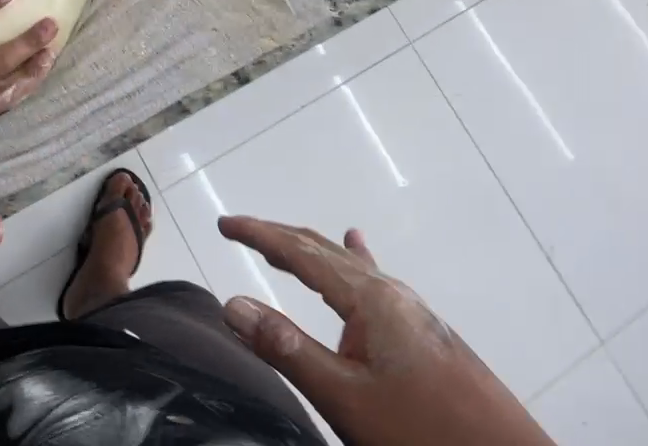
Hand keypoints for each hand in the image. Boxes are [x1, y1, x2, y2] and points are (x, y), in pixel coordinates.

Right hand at [218, 218, 555, 445]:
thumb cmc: (422, 433)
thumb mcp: (345, 399)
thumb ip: (287, 349)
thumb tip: (232, 302)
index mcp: (370, 300)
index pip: (302, 252)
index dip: (259, 234)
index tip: (223, 224)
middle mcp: (391, 295)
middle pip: (324, 250)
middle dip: (278, 237)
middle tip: (237, 231)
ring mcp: (412, 313)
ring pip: (348, 266)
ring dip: (308, 252)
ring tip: (277, 245)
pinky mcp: (424, 335)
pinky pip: (374, 281)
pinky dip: (351, 260)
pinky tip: (360, 247)